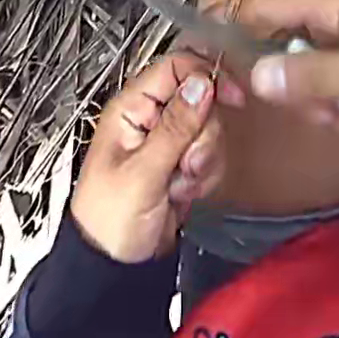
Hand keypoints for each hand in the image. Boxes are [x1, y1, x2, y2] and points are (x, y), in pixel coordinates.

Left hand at [70, 51, 243, 262]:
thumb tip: (202, 84)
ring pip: (209, 127)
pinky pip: (210, 154)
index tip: (229, 97)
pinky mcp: (182, 162)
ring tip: (179, 182)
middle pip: (200, 98)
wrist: (114, 270)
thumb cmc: (108, 220)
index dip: (205, 76)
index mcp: (133, 107)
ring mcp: (168, 140)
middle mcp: (152, 117)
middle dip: (203, 134)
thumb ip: (175, 126)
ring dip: (203, 159)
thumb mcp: (142, 172)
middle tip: (186, 162)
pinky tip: (185, 191)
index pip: (176, 67)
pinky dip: (205, 175)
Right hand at [238, 0, 338, 140]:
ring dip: (331, 106)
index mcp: (337, 8)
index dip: (239, 31)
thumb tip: (253, 75)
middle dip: (301, 88)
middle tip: (327, 110)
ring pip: (314, 80)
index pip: (268, 8)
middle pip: (287, 51)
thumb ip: (311, 76)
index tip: (223, 70)